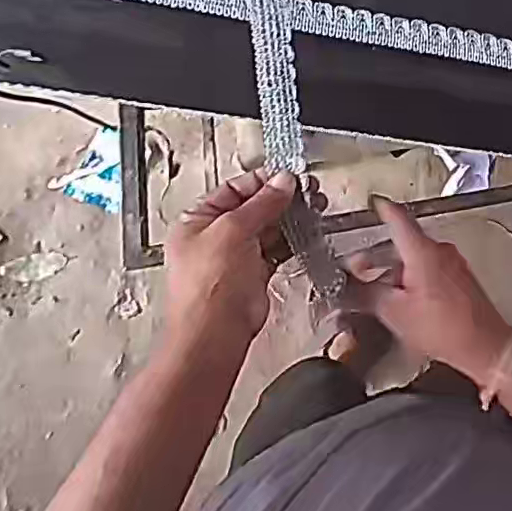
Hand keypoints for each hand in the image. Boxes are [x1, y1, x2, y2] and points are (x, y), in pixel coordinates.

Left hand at [163, 169, 296, 348]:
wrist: (215, 333)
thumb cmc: (207, 288)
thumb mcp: (232, 230)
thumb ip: (261, 203)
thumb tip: (281, 182)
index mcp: (198, 220)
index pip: (233, 189)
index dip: (262, 181)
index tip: (288, 177)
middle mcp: (214, 237)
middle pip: (253, 208)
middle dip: (281, 199)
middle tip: (307, 192)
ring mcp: (235, 257)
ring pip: (268, 229)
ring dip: (291, 218)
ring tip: (314, 208)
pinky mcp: (254, 275)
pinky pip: (276, 250)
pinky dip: (292, 241)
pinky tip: (307, 232)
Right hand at [349, 196, 511, 381]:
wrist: (485, 346)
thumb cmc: (445, 329)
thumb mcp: (395, 312)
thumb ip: (367, 295)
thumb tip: (349, 289)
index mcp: (423, 252)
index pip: (398, 219)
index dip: (382, 209)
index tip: (373, 202)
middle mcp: (440, 252)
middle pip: (402, 243)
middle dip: (377, 256)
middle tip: (357, 268)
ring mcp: (452, 264)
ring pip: (415, 258)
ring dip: (394, 271)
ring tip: (376, 291)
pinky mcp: (459, 278)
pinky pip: (429, 269)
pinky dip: (411, 278)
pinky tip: (402, 300)